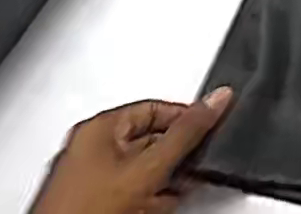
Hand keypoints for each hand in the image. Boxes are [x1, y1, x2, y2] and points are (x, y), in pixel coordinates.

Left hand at [28, 89, 233, 213]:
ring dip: (160, 186)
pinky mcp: (85, 210)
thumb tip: (218, 98)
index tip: (206, 130)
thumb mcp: (149, 169)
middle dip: (171, 161)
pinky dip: (144, 203)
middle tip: (187, 172)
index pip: (156, 108)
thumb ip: (186, 133)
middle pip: (148, 142)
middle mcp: (85, 152)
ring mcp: (82, 185)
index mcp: (97, 129)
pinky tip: (152, 212)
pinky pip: (126, 197)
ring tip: (168, 199)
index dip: (185, 120)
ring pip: (139, 173)